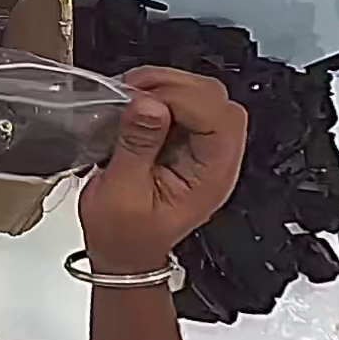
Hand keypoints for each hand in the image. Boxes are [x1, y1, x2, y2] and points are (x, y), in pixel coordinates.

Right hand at [79, 67, 246, 274]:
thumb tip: (147, 104)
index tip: (140, 101)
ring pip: (200, 94)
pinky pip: (180, 102)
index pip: (218, 118)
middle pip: (215, 99)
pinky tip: (132, 102)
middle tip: (131, 91)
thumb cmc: (123, 236)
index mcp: (210, 176)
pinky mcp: (183, 139)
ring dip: (163, 86)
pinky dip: (155, 93)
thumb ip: (136, 147)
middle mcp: (214, 158)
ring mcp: (200, 147)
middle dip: (172, 86)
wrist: (123, 253)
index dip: (181, 99)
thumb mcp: (120, 193)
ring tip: (127, 95)